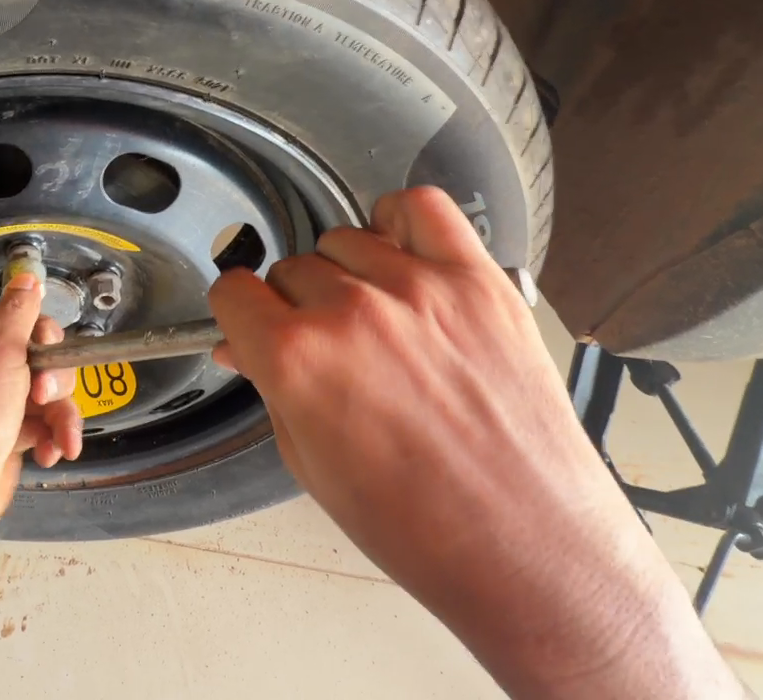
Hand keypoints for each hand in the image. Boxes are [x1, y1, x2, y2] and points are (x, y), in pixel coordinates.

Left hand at [0, 273, 83, 533]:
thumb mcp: (1, 350)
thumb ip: (19, 312)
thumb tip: (27, 276)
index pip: (35, 325)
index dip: (49, 342)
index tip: (47, 357)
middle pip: (52, 362)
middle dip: (57, 385)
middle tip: (41, 398)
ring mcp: (6, 401)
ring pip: (55, 399)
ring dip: (62, 420)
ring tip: (58, 442)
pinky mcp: (16, 432)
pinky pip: (49, 428)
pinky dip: (53, 441)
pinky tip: (48, 454)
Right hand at [208, 187, 742, 698]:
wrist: (531, 554)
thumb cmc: (423, 525)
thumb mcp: (308, 460)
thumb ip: (269, 384)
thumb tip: (242, 346)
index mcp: (295, 359)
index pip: (232, 290)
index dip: (236, 312)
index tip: (249, 322)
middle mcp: (350, 314)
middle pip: (288, 267)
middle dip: (292, 304)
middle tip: (320, 343)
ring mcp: (418, 291)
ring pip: (342, 239)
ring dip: (343, 273)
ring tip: (368, 316)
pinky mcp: (478, 285)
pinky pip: (421, 207)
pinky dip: (398, 219)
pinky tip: (398, 255)